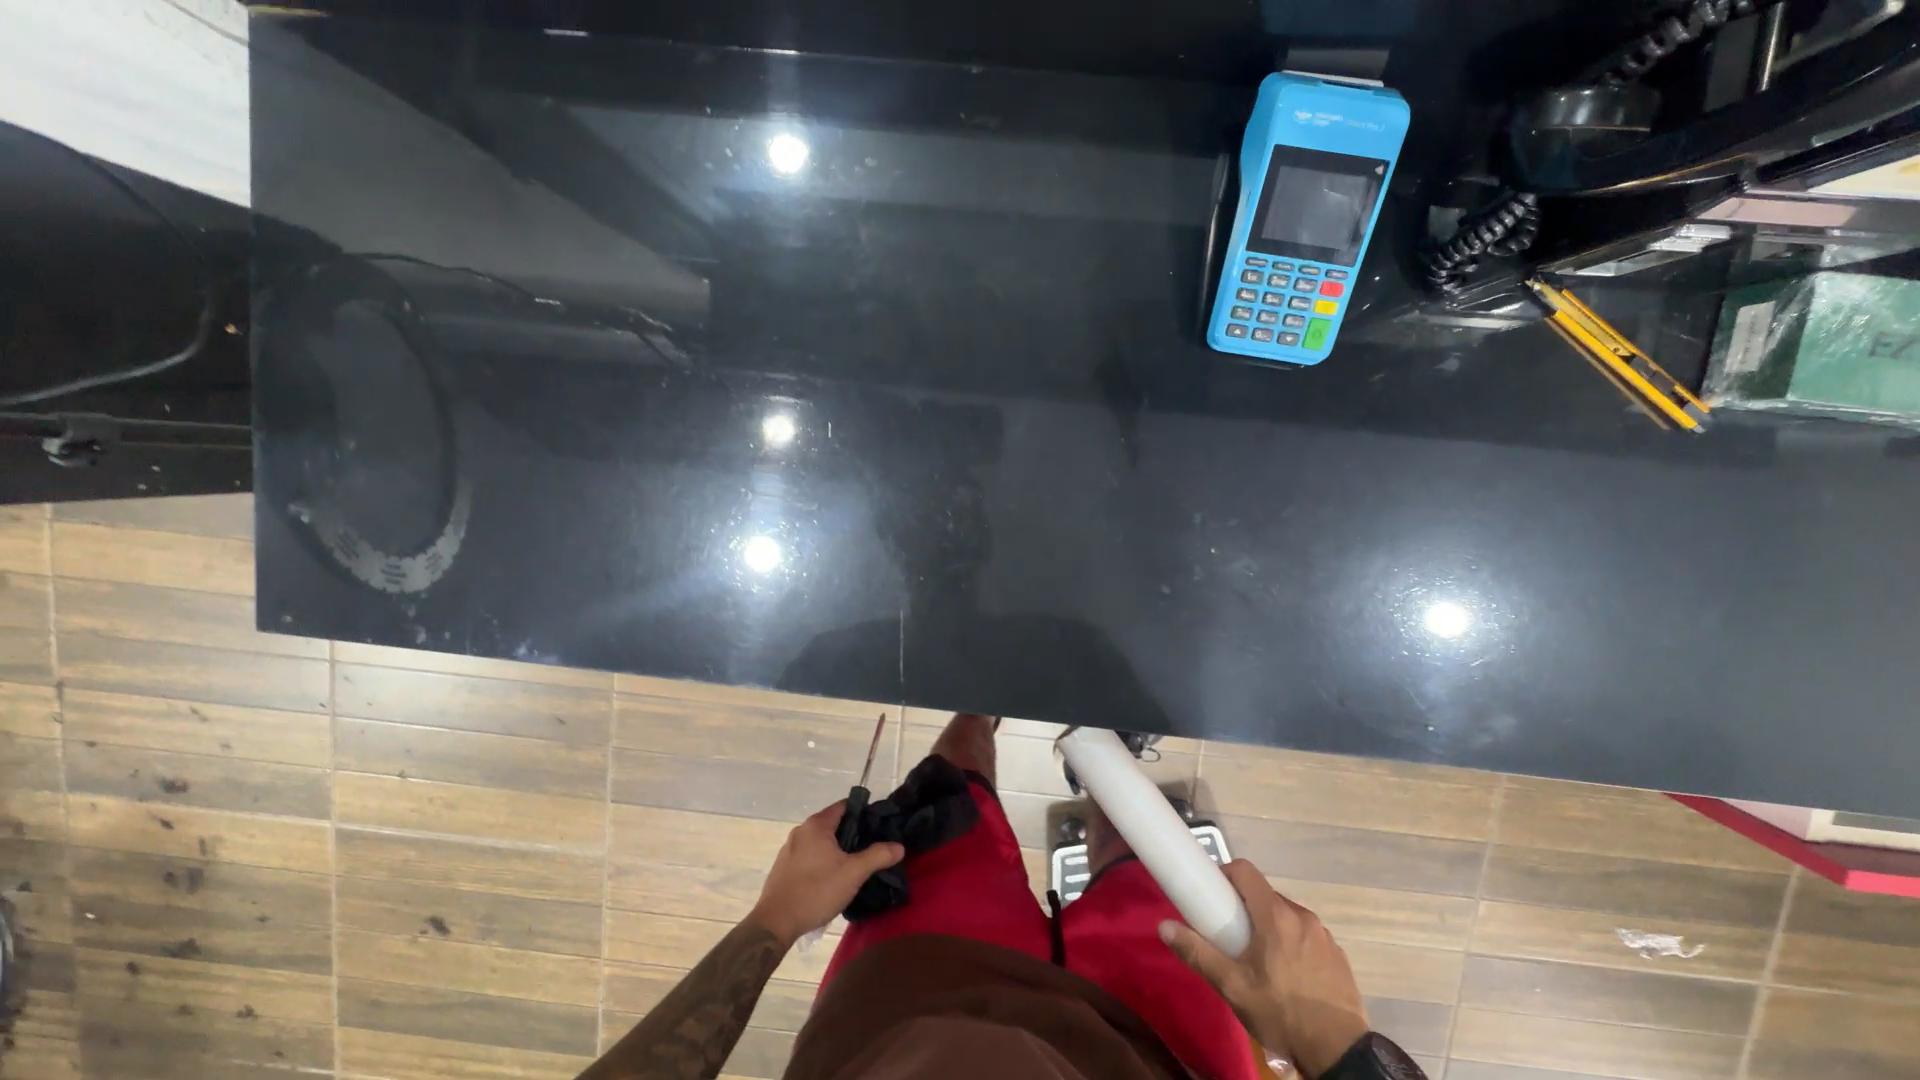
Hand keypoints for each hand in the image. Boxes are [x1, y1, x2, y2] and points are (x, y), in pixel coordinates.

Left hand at [747, 801, 904, 946]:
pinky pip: (809, 856)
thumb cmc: (817, 890)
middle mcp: (801, 831)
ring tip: (854, 866)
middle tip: (872, 848)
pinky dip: (822, 861)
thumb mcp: (854, 873)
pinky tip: (831, 879)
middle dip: (852, 834)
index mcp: (816, 825)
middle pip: (832, 824)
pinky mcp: (784, 867)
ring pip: (820, 842)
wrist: (776, 922)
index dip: (863, 812)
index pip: (844, 806)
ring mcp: (789, 849)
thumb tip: (899, 846)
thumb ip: (878, 856)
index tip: (879, 825)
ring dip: (837, 850)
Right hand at [1160, 860, 1368, 1077]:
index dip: (1225, 875)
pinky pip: (1307, 938)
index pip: (1246, 871)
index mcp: (1275, 915)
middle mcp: (1302, 916)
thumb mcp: (1232, 986)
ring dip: (1270, 928)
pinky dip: (1293, 945)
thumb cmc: (1280, 1012)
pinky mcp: (1338, 956)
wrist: (1338, 1052)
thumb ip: (1197, 953)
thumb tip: (1164, 926)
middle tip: (1230, 937)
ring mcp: (1324, 936)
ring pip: (1288, 917)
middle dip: (1245, 909)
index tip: (1213, 896)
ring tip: (1259, 962)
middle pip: (1266, 896)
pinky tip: (1288, 977)